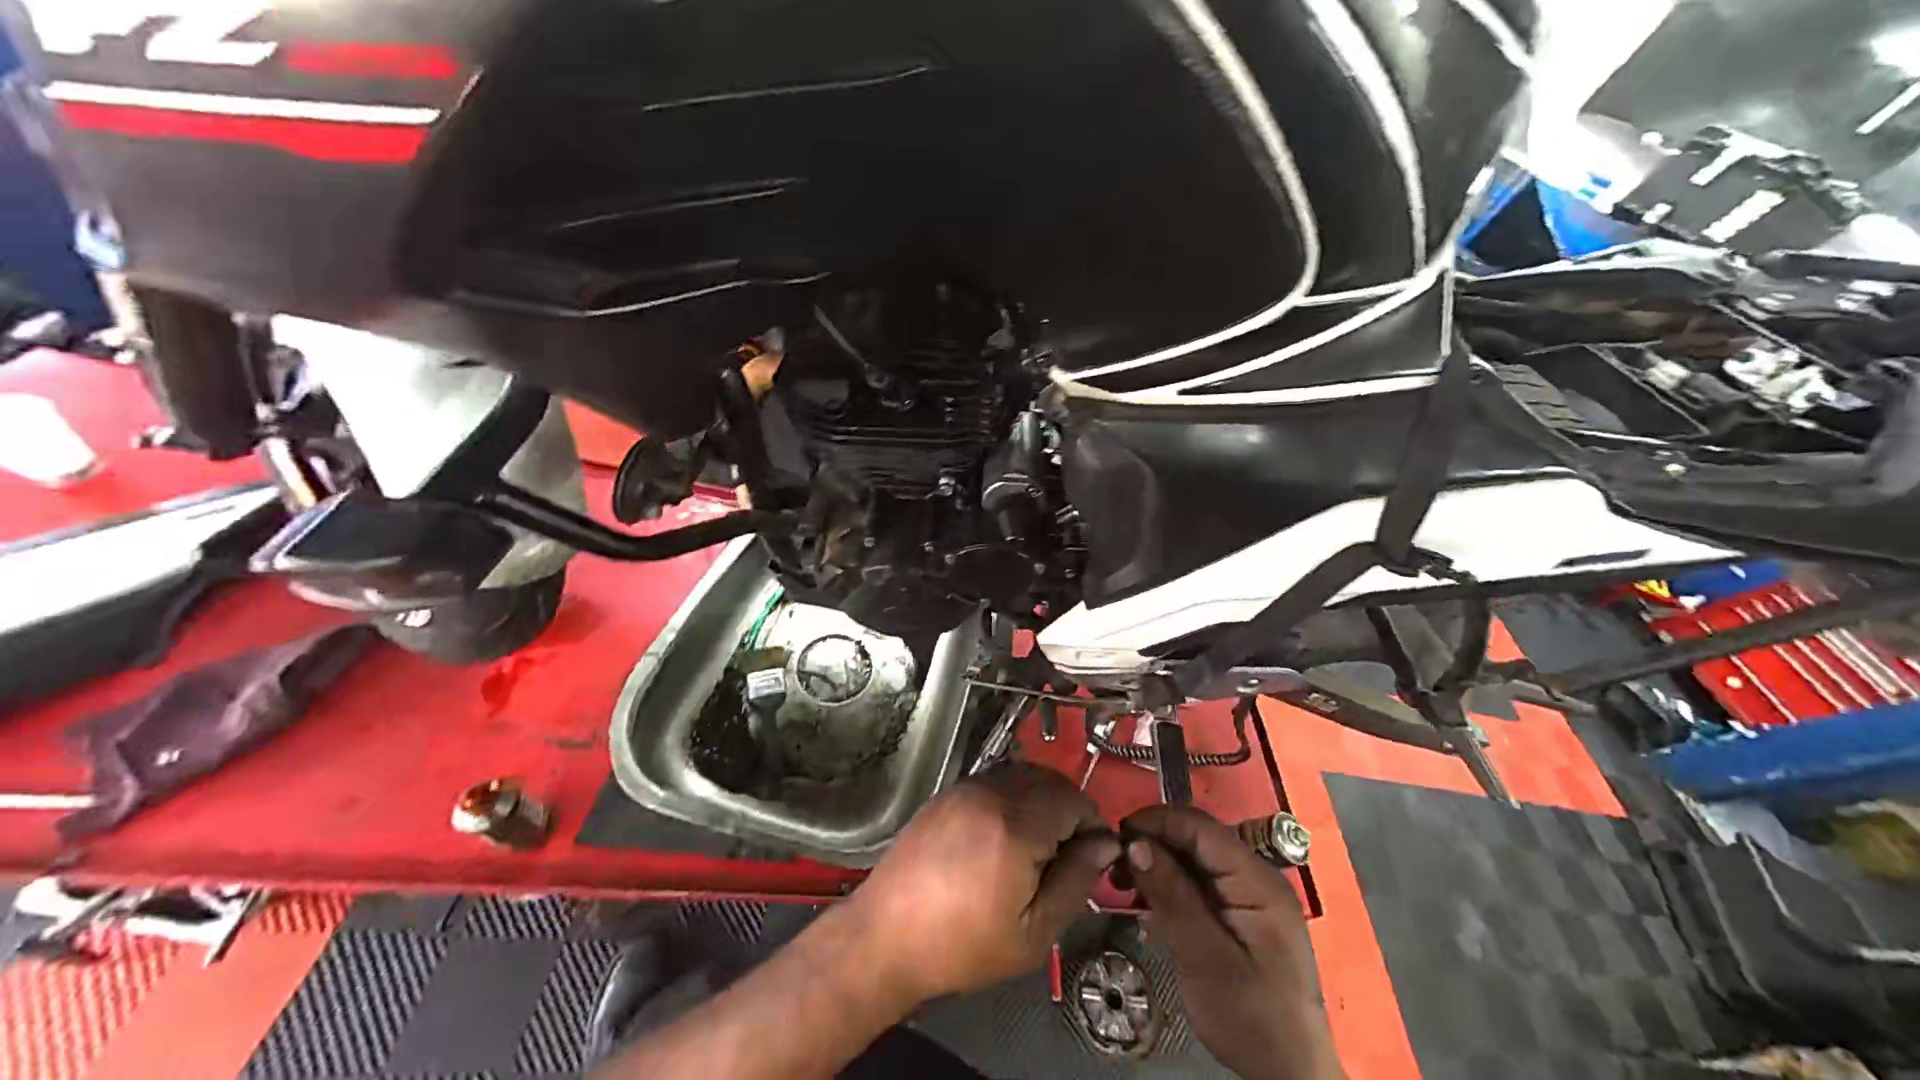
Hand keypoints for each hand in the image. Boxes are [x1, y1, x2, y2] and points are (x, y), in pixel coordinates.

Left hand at [843, 763, 1120, 1002]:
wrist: (885, 937)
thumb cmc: (961, 945)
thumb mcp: (1033, 932)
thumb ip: (1076, 881)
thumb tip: (1105, 845)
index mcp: (1015, 826)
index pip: (1073, 799)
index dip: (1091, 824)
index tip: (1091, 856)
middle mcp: (990, 794)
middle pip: (1049, 779)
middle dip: (1069, 809)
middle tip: (1066, 854)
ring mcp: (965, 789)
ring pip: (1022, 774)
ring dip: (1041, 800)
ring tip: (1036, 847)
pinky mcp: (947, 794)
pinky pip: (995, 781)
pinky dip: (1013, 798)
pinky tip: (1004, 838)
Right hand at [1119, 806, 1344, 1079]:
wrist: (1291, 1076)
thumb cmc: (1251, 1018)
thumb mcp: (1205, 957)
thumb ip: (1172, 895)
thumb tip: (1135, 843)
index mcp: (1257, 881)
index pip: (1201, 827)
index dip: (1156, 822)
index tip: (1116, 837)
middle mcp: (1256, 878)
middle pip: (1197, 840)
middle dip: (1153, 844)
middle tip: (1114, 868)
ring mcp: (1250, 897)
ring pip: (1195, 861)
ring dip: (1158, 866)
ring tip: (1124, 887)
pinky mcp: (1240, 916)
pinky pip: (1200, 885)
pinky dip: (1171, 888)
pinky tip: (1148, 906)